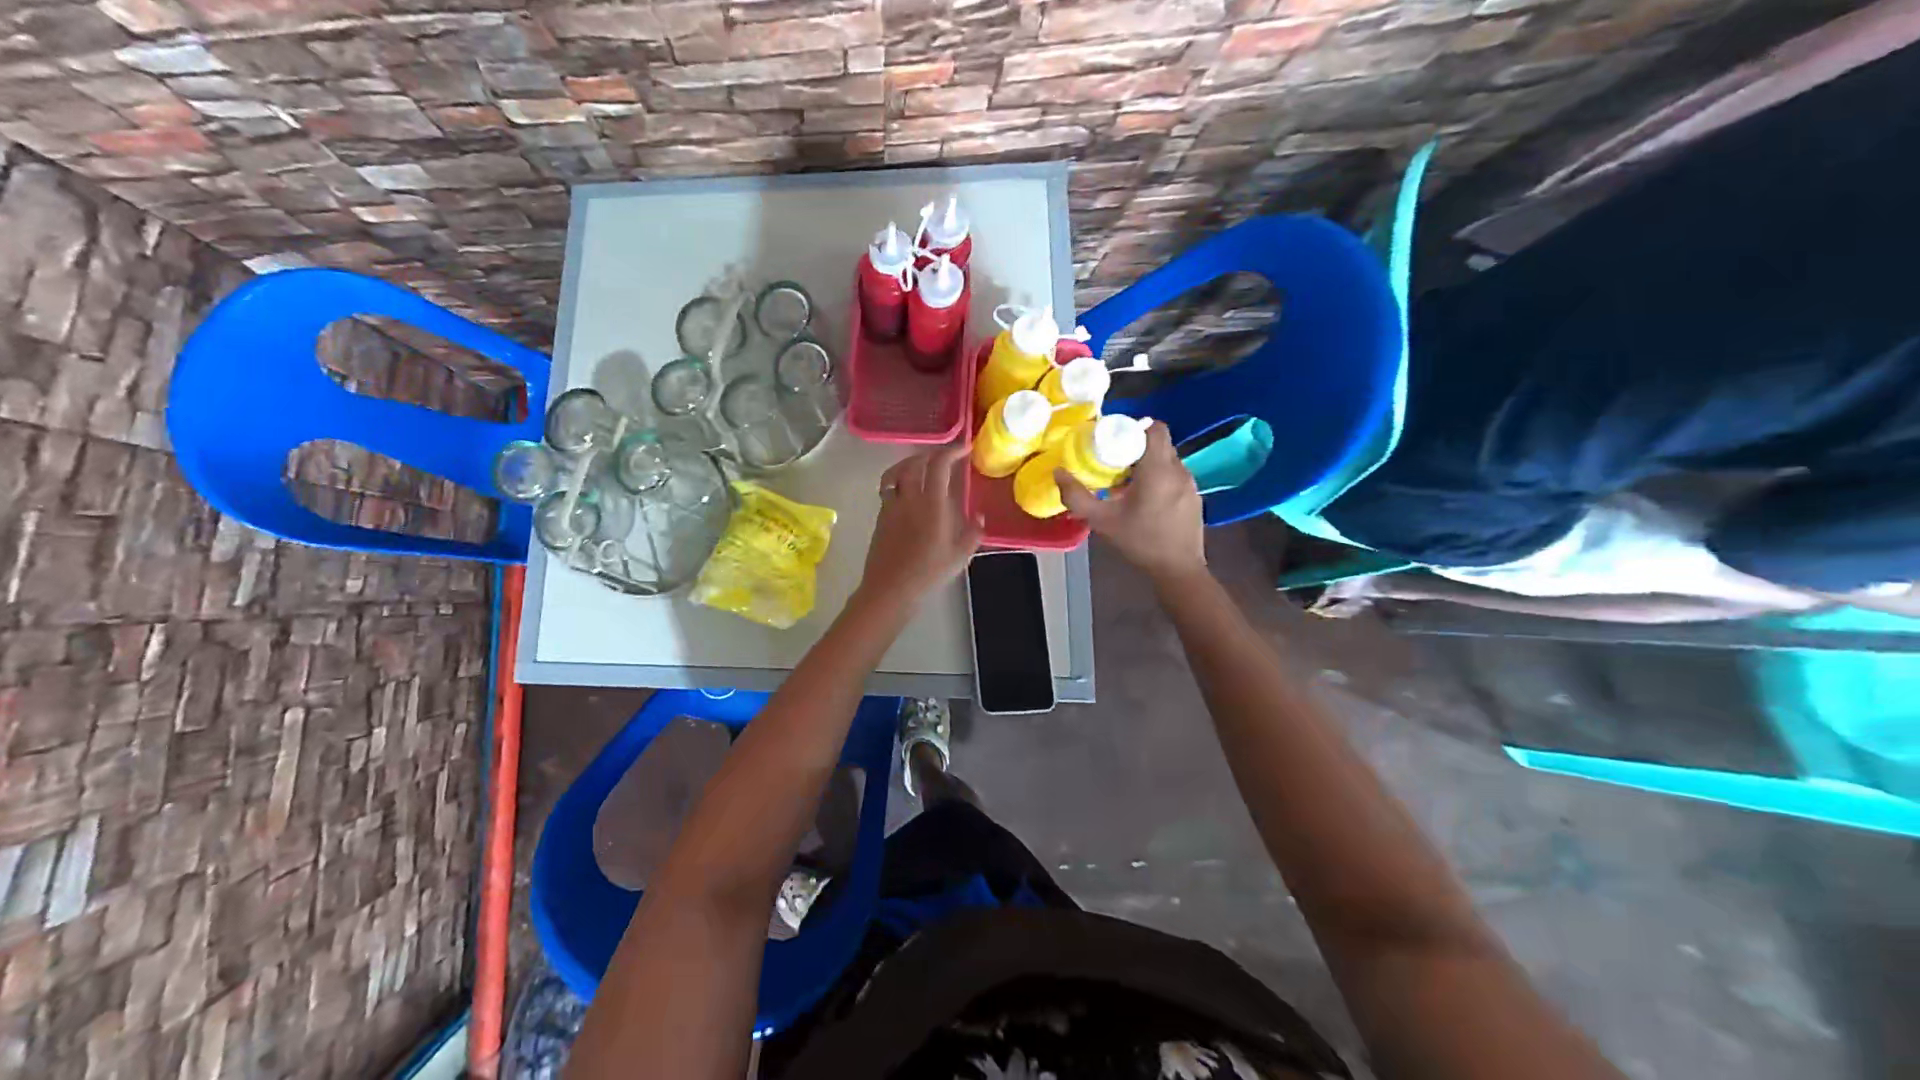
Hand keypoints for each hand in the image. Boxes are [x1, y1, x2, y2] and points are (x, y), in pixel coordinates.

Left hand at [859, 443, 983, 609]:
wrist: (890, 589)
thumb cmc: (928, 572)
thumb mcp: (960, 556)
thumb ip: (973, 533)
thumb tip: (979, 517)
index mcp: (932, 503)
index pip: (939, 465)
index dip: (951, 451)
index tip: (963, 448)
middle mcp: (909, 498)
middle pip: (914, 463)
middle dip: (930, 455)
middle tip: (943, 458)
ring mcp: (891, 507)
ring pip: (895, 473)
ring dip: (909, 464)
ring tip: (920, 467)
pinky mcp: (880, 517)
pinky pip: (888, 489)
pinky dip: (898, 482)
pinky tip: (907, 494)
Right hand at [1058, 421, 1205, 584]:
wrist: (1178, 569)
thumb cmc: (1140, 541)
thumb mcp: (1102, 521)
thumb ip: (1077, 497)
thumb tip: (1058, 473)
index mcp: (1158, 469)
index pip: (1155, 428)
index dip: (1134, 427)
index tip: (1115, 441)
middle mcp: (1178, 470)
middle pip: (1159, 443)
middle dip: (1137, 447)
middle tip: (1115, 462)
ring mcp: (1190, 483)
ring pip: (1168, 459)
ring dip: (1148, 464)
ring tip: (1127, 483)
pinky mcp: (1195, 496)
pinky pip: (1175, 475)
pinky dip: (1160, 478)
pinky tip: (1145, 500)